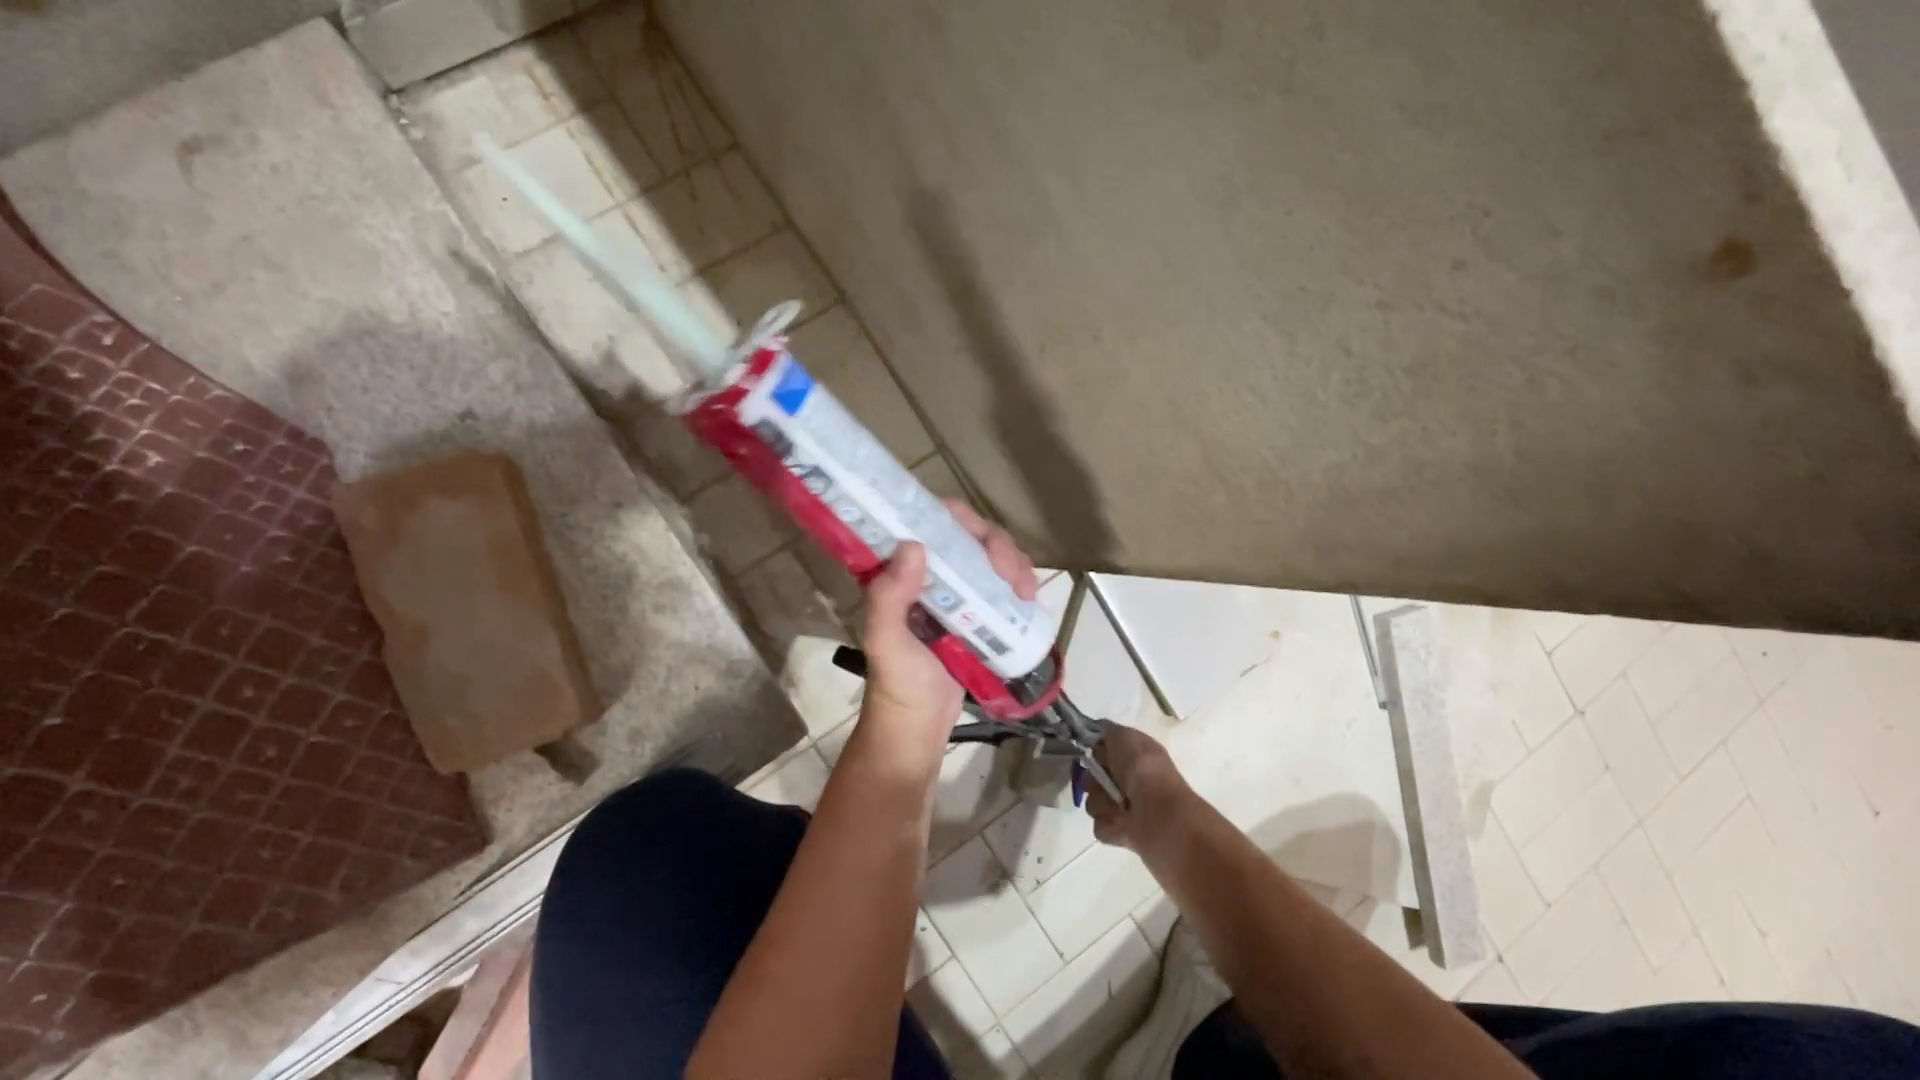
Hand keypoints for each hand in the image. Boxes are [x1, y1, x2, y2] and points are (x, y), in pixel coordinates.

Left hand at [856, 501, 1038, 769]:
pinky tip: (1028, 601)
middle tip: (1015, 577)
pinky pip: (1000, 587)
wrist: (916, 732)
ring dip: (1013, 565)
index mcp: (898, 573)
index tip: (984, 541)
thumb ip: (888, 597)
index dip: (959, 520)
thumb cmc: (897, 687)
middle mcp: (926, 576)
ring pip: (988, 559)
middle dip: (998, 546)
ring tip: (1026, 594)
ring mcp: (953, 596)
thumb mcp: (885, 642)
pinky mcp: (975, 616)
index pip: (929, 523)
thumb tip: (914, 545)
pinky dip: (1017, 585)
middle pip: (968, 537)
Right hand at [1085, 725, 1198, 853]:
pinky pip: (1099, 826)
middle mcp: (1131, 780)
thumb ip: (1106, 730)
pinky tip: (1123, 823)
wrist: (1161, 815)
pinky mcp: (1122, 832)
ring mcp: (1126, 807)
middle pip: (1092, 777)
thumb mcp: (1124, 737)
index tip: (1090, 754)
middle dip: (1092, 780)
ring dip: (1102, 803)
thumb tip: (1096, 732)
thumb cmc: (1143, 771)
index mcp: (1135, 755)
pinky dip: (1109, 824)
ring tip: (1120, 807)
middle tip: (1103, 782)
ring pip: (1093, 802)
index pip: (1102, 751)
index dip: (1093, 752)